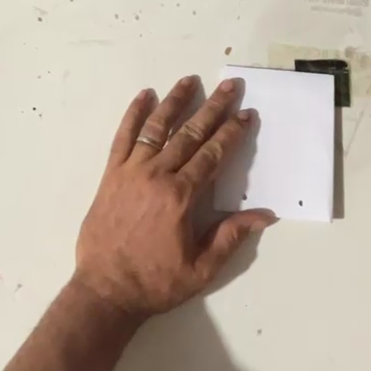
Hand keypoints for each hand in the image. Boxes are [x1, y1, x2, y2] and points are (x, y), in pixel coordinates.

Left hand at [71, 77, 276, 321]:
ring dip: (175, 101)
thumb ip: (231, 237)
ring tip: (190, 80)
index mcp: (181, 197)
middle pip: (190, 133)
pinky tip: (144, 95)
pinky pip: (123, 136)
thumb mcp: (202, 269)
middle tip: (229, 85)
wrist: (105, 290)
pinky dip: (133, 114)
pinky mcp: (111, 173)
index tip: (246, 113)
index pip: (213, 155)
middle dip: (213, 107)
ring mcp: (131, 171)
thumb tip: (266, 215)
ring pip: (157, 127)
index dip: (232, 132)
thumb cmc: (155, 283)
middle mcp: (157, 175)